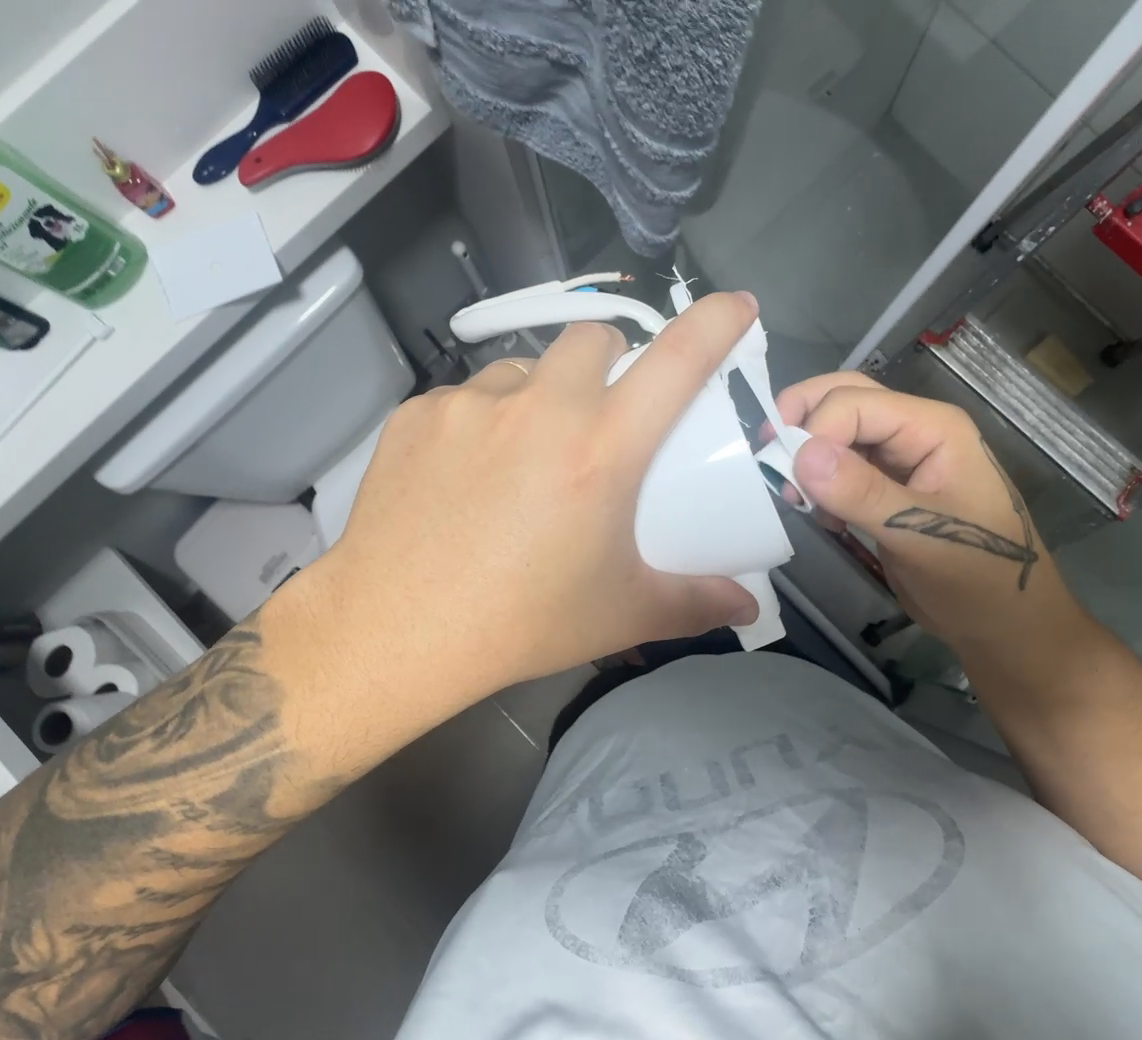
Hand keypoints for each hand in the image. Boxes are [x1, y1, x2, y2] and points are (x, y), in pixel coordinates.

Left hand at [315, 294, 761, 703]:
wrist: (394, 632)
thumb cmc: (521, 622)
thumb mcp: (622, 614)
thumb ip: (695, 604)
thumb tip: (747, 608)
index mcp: (601, 448)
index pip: (677, 360)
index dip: (716, 322)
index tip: (736, 306)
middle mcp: (538, 407)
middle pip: (592, 339)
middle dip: (611, 363)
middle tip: (604, 417)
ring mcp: (469, 404)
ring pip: (523, 369)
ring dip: (541, 394)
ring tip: (526, 456)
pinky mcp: (416, 415)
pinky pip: (465, 398)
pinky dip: (482, 423)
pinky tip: (466, 478)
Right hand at [777, 373, 1069, 646]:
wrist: (1003, 625)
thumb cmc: (978, 579)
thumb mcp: (920, 535)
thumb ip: (862, 493)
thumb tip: (800, 454)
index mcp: (933, 428)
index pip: (854, 403)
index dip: (815, 432)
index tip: (791, 481)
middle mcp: (914, 432)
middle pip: (844, 399)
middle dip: (801, 423)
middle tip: (768, 459)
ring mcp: (899, 460)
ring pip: (838, 433)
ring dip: (807, 455)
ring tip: (793, 495)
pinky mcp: (884, 490)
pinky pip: (840, 468)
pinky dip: (818, 483)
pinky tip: (819, 516)